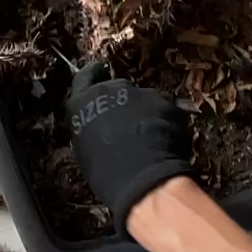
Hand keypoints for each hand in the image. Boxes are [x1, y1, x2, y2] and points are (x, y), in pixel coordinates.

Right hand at [67, 62, 193, 235]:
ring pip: (145, 98)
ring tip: (150, 139)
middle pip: (118, 88)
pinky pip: (166, 109)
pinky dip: (167, 121)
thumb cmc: (105, 171)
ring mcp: (143, 93)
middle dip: (123, 101)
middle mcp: (112, 89)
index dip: (93, 76)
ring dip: (147, 112)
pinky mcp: (168, 102)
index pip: (84, 77)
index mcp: (83, 101)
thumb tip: (101, 128)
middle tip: (127, 125)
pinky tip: (168, 142)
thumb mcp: (85, 148)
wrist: (142, 176)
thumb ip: (92, 127)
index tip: (99, 75)